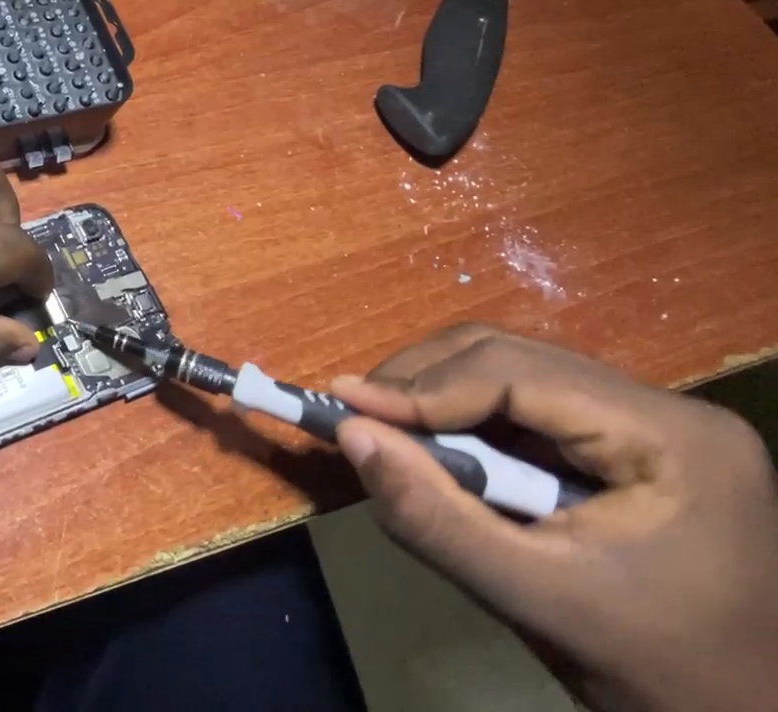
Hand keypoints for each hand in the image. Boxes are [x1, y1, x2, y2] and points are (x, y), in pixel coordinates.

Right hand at [331, 325, 777, 711]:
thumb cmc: (648, 661)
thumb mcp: (530, 594)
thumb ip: (432, 515)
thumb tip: (349, 432)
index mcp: (670, 438)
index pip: (517, 374)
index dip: (422, 385)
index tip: (346, 407)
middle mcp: (665, 410)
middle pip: (508, 357)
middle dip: (420, 381)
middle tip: (357, 414)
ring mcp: (649, 421)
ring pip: (507, 369)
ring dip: (435, 394)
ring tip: (386, 430)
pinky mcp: (626, 439)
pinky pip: (521, 402)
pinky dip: (462, 416)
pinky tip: (435, 447)